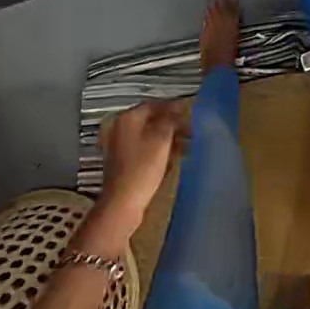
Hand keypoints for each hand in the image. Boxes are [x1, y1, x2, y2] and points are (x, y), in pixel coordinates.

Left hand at [91, 100, 186, 247]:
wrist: (123, 203)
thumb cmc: (143, 167)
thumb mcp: (162, 139)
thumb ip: (170, 120)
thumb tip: (176, 110)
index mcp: (128, 118)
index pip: (153, 105)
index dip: (173, 108)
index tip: (188, 112)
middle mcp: (120, 128)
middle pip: (150, 121)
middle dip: (171, 125)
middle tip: (190, 131)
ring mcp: (119, 147)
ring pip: (148, 136)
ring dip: (167, 139)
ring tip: (186, 146)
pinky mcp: (122, 163)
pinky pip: (144, 150)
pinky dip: (158, 151)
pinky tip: (172, 160)